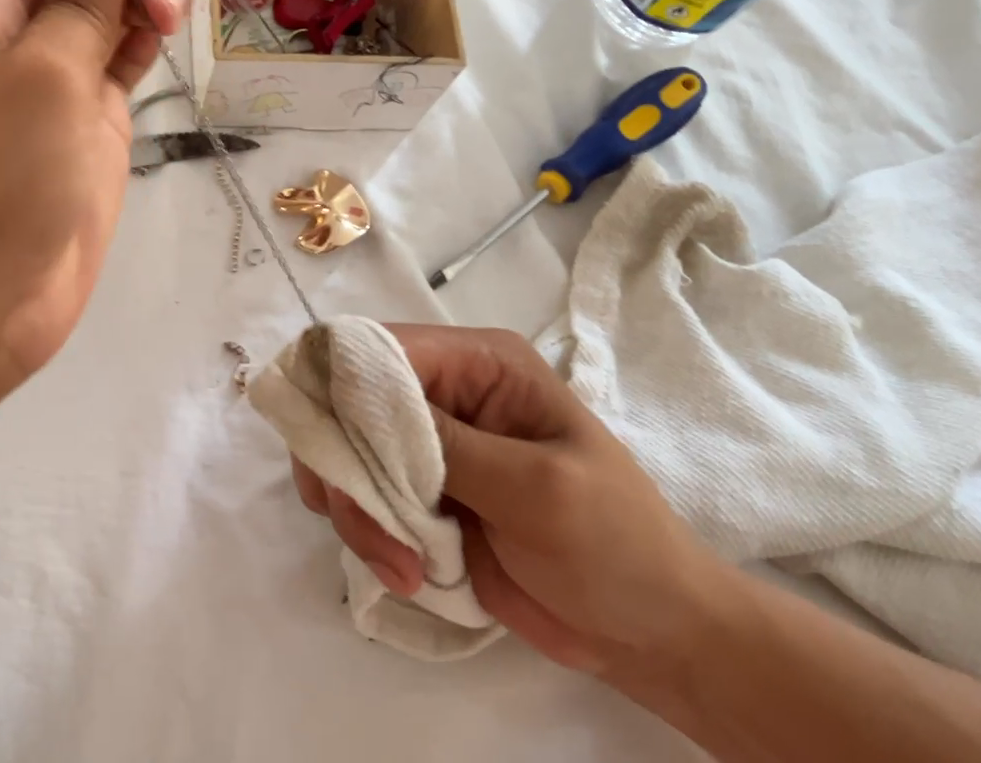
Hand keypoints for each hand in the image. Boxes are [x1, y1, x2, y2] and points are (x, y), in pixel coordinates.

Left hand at [0, 0, 187, 416]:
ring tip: (175, 23)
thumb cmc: (0, 178)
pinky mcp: (76, 127)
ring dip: (140, 2)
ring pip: (98, 12)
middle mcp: (8, 31)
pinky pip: (110, 64)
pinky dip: (139, 46)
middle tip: (166, 3)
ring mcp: (45, 82)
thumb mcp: (46, 74)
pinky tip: (165, 45)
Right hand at [292, 325, 732, 676]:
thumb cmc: (613, 545)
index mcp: (480, 365)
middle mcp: (445, 395)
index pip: (379, 349)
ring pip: (344, 456)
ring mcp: (427, 448)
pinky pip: (360, 498)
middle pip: (345, 404)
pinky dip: (366, 534)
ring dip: (358, 513)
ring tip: (402, 566)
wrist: (646, 632)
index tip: (335, 454)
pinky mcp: (418, 497)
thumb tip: (355, 398)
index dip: (340, 389)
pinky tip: (404, 571)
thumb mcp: (535, 488)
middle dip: (344, 469)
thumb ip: (445, 444)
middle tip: (372, 530)